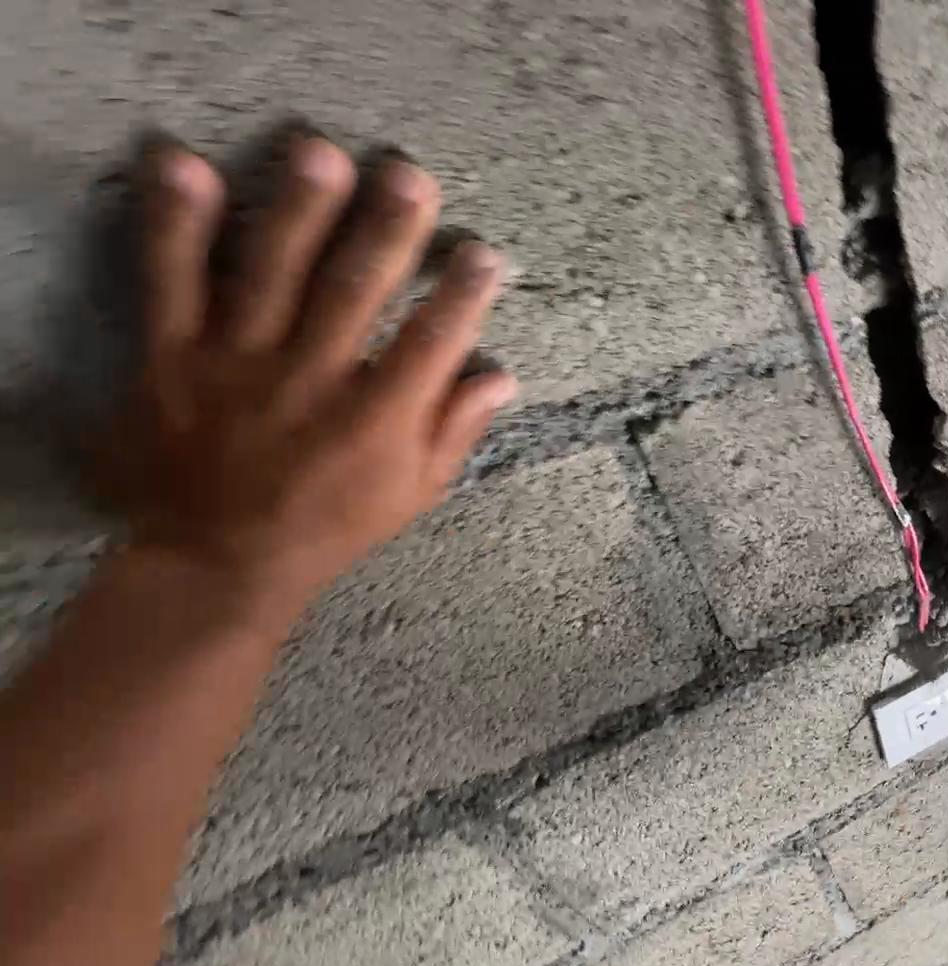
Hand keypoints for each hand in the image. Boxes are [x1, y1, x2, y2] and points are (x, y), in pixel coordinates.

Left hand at [109, 135, 515, 613]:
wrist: (220, 555)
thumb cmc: (338, 521)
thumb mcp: (419, 488)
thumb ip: (457, 427)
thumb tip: (502, 375)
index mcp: (379, 418)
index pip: (432, 343)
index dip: (462, 295)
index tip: (485, 254)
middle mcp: (312, 381)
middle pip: (354, 292)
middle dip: (388, 232)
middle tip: (411, 178)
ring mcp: (236, 363)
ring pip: (269, 272)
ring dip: (298, 208)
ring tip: (321, 153)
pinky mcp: (171, 355)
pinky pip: (171, 280)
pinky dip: (176, 222)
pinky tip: (186, 165)